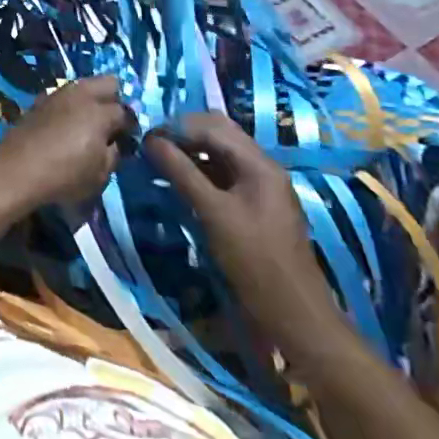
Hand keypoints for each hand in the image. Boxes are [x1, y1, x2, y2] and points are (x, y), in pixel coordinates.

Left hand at [0, 76, 130, 218]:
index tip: (127, 140)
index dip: (129, 126)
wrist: (15, 169)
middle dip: (114, 98)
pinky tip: (64, 124)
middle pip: (108, 83)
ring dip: (90, 99)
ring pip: (83, 86)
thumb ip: (113, 154)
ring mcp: (56, 94)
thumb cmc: (64, 175)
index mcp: (100, 112)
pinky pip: (63, 96)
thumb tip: (114, 142)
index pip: (126, 112)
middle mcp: (80, 95)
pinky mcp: (38, 101)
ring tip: (87, 124)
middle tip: (110, 123)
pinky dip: (69, 105)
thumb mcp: (100, 175)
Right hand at [144, 114, 334, 340]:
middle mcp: (262, 166)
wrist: (293, 312)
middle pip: (218, 132)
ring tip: (159, 161)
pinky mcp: (253, 203)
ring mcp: (259, 185)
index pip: (212, 126)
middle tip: (151, 147)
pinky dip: (198, 169)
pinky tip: (178, 180)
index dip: (176, 127)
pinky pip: (222, 172)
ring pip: (219, 152)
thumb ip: (181, 172)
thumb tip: (149, 139)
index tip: (145, 139)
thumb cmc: (253, 260)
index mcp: (259, 164)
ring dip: (189, 150)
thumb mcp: (212, 213)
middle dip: (183, 134)